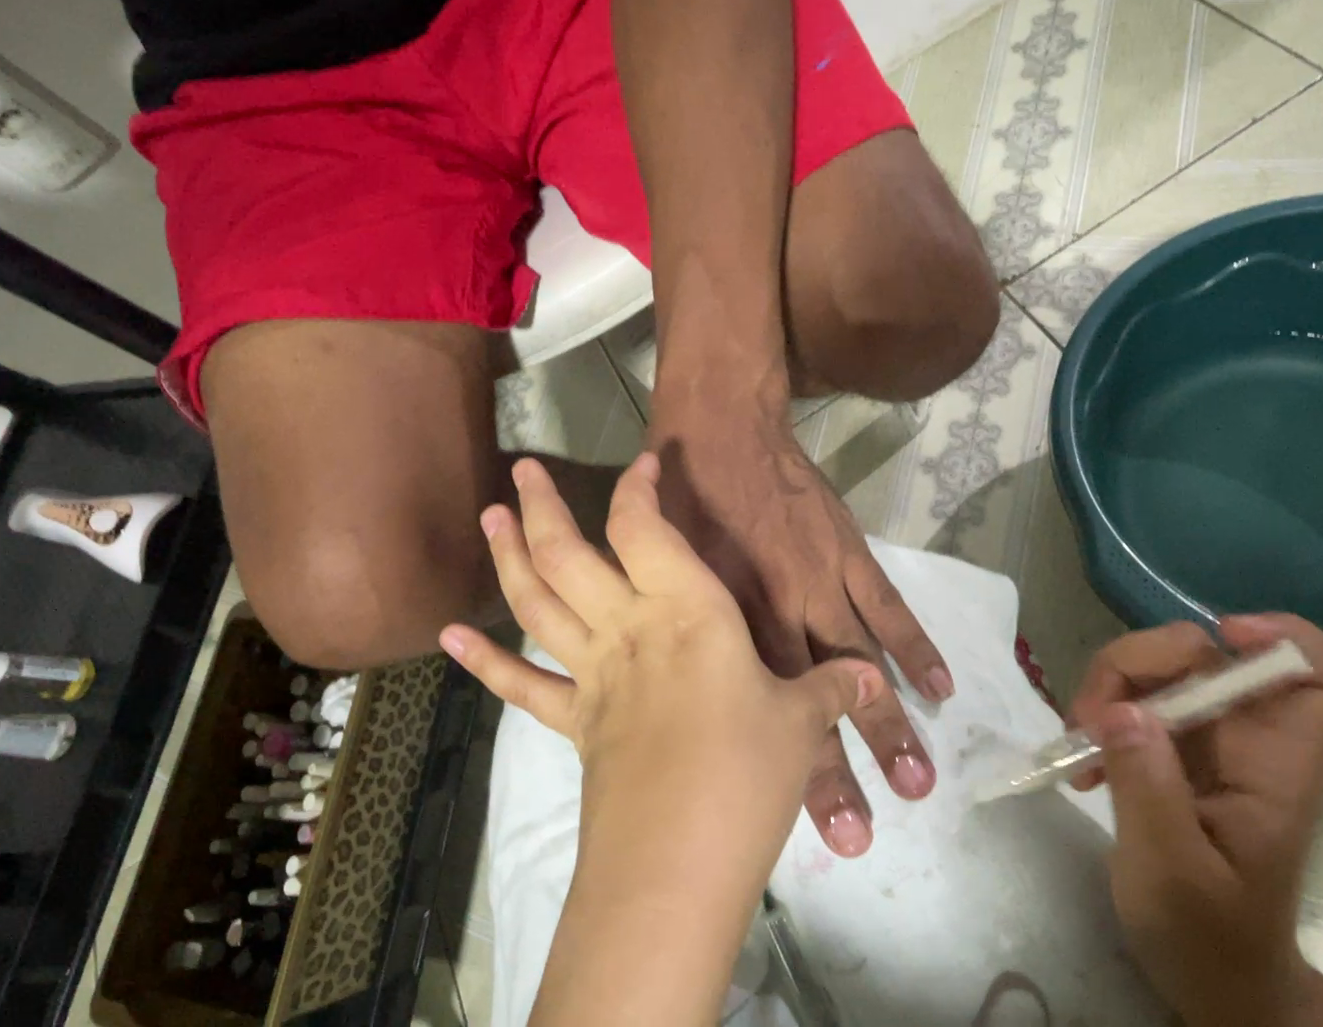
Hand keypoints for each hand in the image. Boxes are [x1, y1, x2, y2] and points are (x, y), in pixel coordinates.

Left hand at [440, 454, 884, 881]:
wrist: (680, 859)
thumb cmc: (745, 772)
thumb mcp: (801, 724)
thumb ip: (833, 687)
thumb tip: (873, 676)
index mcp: (684, 610)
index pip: (646, 528)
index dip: (639, 489)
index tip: (643, 464)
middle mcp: (627, 628)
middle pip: (569, 552)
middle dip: (543, 506)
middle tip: (523, 469)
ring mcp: (593, 675)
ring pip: (536, 602)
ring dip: (509, 557)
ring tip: (488, 517)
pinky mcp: (576, 723)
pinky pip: (523, 685)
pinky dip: (483, 660)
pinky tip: (450, 635)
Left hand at [648, 410, 950, 856]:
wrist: (718, 433)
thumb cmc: (683, 509)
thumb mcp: (671, 580)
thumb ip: (690, 637)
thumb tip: (707, 703)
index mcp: (723, 627)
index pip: (756, 713)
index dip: (773, 766)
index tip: (797, 829)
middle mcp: (774, 615)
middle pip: (807, 705)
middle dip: (836, 771)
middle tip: (862, 840)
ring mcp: (818, 584)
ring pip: (856, 665)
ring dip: (886, 723)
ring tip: (919, 782)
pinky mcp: (847, 555)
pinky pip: (886, 607)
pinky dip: (914, 646)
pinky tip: (939, 689)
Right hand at [1069, 615, 1322, 1026]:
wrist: (1210, 979)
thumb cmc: (1207, 938)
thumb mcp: (1170, 873)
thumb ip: (1148, 790)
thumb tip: (1121, 709)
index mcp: (1278, 769)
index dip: (1283, 639)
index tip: (1220, 638)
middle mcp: (1249, 743)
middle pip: (1212, 656)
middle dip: (1143, 663)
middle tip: (1092, 714)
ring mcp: (1208, 745)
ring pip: (1164, 672)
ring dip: (1110, 689)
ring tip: (1078, 744)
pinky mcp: (1172, 753)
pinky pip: (1136, 703)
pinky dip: (1100, 716)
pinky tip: (1081, 761)